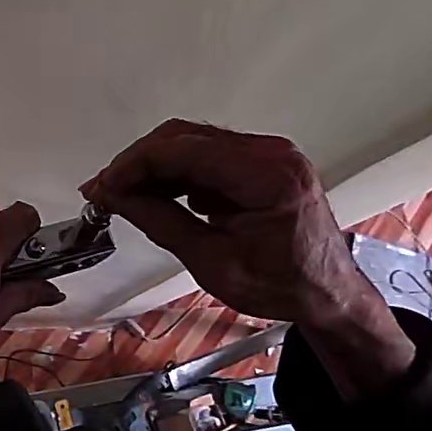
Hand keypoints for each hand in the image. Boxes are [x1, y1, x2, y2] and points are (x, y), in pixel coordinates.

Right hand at [82, 119, 415, 396]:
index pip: (182, 151)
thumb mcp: (212, 262)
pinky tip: (157, 195)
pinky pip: (206, 154)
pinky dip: (176, 171)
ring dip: (153, 166)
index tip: (105, 185)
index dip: (133, 165)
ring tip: (124, 194)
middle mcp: (271, 154)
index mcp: (267, 177)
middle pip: (184, 138)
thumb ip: (161, 222)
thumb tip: (119, 197)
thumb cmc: (285, 285)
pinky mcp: (259, 162)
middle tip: (106, 188)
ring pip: (191, 142)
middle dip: (138, 162)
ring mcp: (267, 154)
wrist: (326, 292)